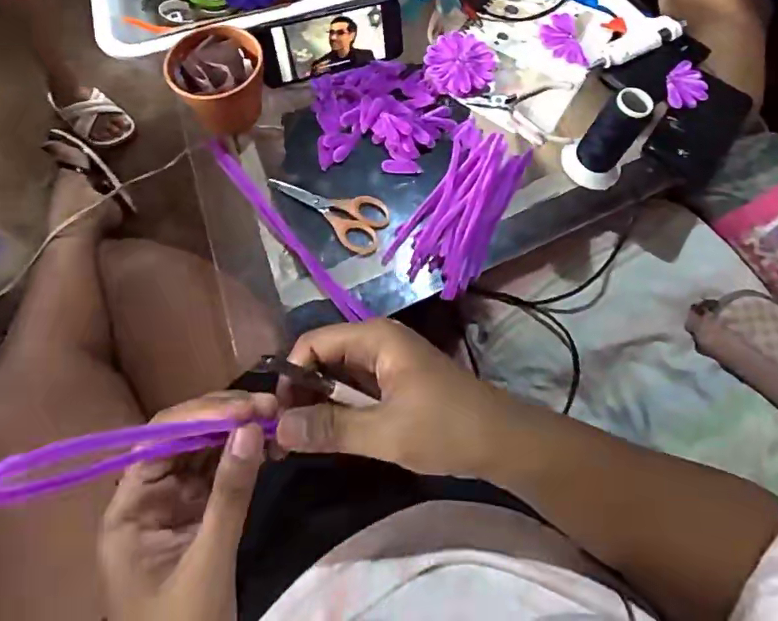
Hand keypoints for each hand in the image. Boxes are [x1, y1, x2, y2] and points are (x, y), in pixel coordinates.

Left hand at [99, 391, 274, 620]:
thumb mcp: (208, 564)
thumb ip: (229, 494)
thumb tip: (251, 427)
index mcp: (129, 511)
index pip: (160, 440)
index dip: (201, 414)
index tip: (246, 409)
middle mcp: (147, 499)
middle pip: (182, 437)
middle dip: (225, 417)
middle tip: (270, 407)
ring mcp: (174, 507)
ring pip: (203, 450)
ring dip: (238, 430)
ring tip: (276, 417)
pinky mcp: (198, 517)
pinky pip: (219, 472)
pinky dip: (244, 455)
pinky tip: (269, 444)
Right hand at [275, 319, 522, 478]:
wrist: (500, 440)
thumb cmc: (445, 428)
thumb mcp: (385, 433)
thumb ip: (330, 427)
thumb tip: (277, 426)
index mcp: (376, 337)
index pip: (313, 342)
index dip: (291, 375)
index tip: (278, 417)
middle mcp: (378, 341)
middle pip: (323, 357)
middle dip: (301, 392)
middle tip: (282, 436)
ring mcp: (387, 362)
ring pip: (337, 376)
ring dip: (318, 404)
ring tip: (297, 441)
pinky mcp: (394, 384)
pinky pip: (354, 390)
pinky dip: (338, 410)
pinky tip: (327, 437)